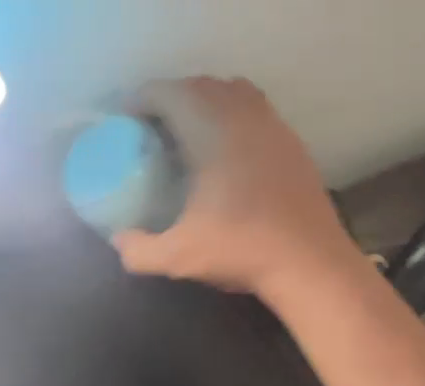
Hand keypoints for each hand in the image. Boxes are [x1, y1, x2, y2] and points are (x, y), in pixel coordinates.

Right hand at [113, 77, 361, 292]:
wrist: (307, 261)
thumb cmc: (239, 251)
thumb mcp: (177, 257)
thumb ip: (138, 250)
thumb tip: (118, 239)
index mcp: (211, 133)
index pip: (171, 94)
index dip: (142, 99)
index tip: (125, 118)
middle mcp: (243, 117)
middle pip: (202, 86)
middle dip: (173, 98)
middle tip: (151, 126)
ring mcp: (272, 126)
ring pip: (234, 92)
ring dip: (206, 102)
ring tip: (187, 132)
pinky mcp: (291, 143)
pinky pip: (256, 111)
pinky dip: (233, 117)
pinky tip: (225, 151)